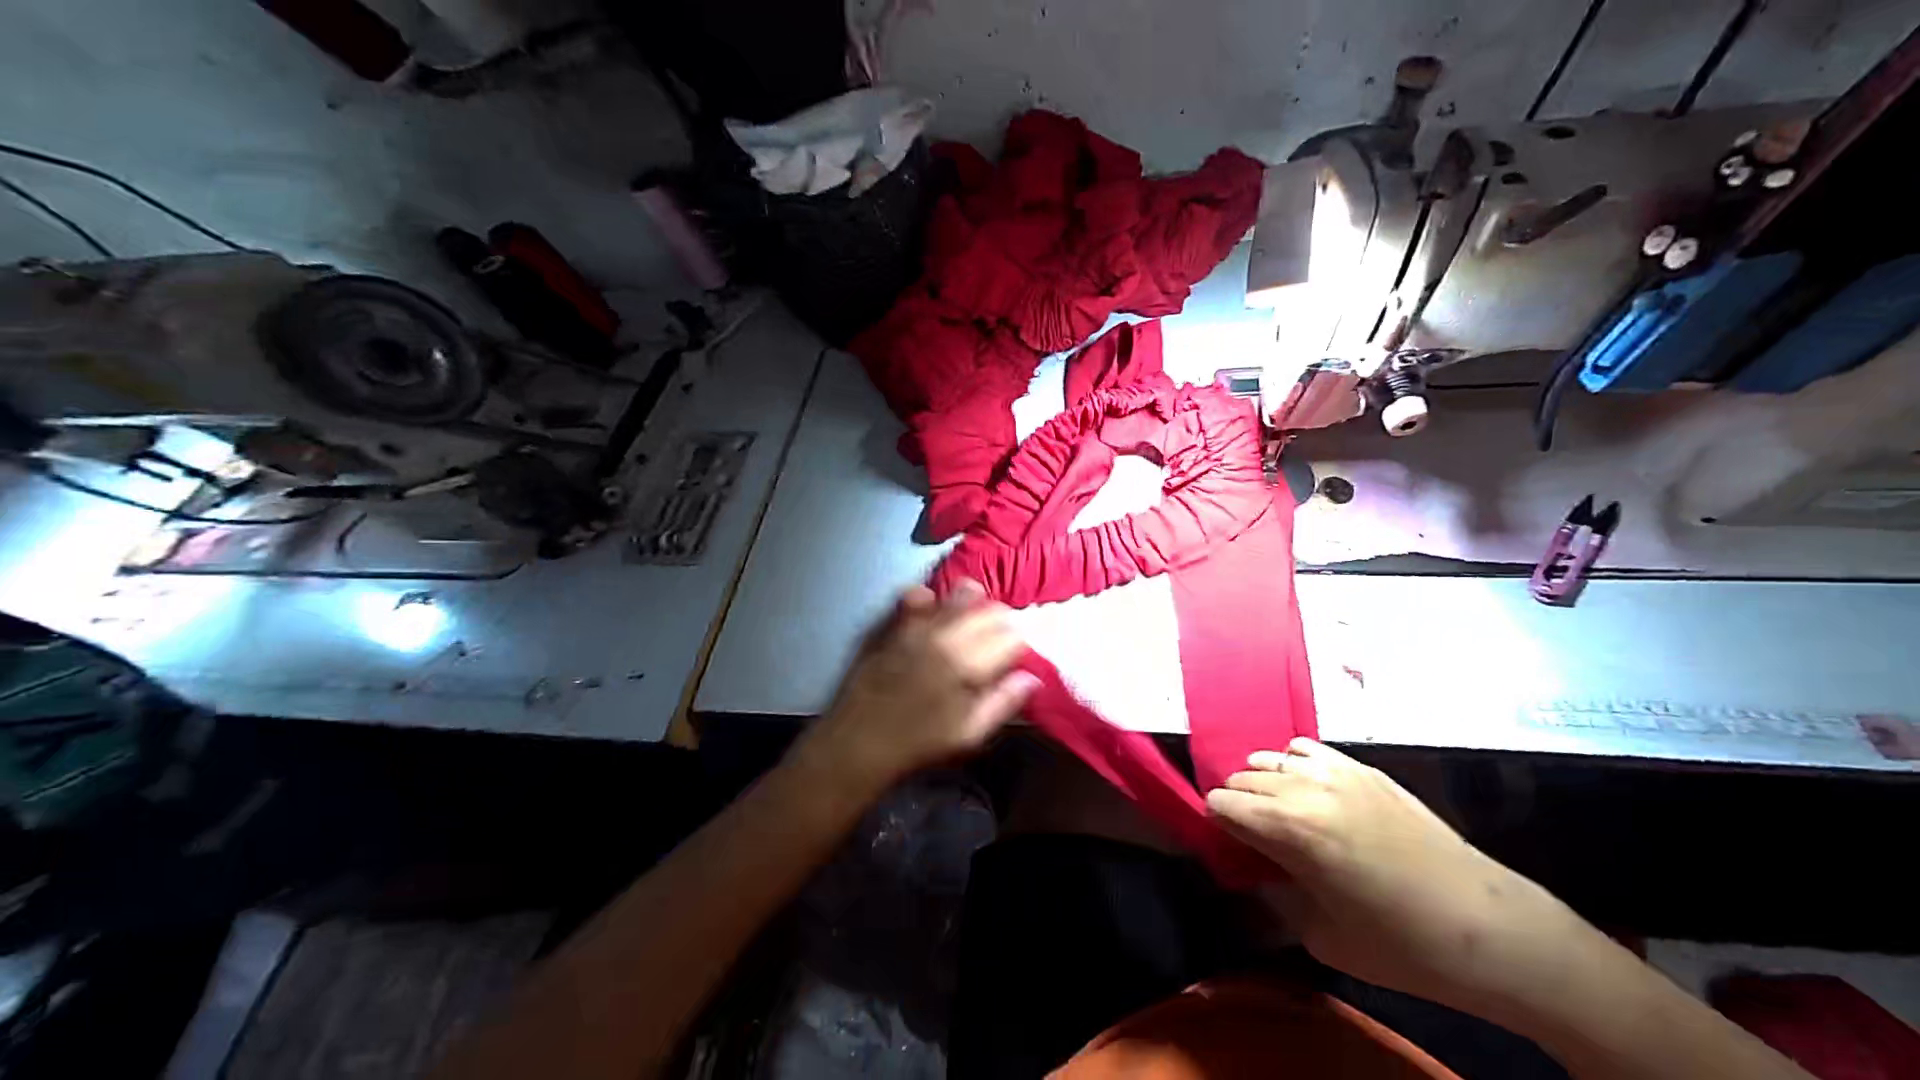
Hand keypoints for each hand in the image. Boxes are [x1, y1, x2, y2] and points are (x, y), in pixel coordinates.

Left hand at [798, 581, 1038, 789]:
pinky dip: (930, 597)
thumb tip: (1031, 678)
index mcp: (970, 666)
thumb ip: (1003, 702)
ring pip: (957, 598)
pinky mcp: (895, 626)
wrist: (859, 741)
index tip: (1017, 652)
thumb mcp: (969, 734)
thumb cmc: (919, 744)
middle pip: (988, 611)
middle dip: (1000, 619)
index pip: (1011, 637)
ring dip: (972, 602)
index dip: (1019, 642)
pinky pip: (916, 598)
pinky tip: (933, 601)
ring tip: (975, 612)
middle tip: (1000, 634)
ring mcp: (919, 628)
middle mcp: (947, 638)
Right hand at [1206, 739, 1585, 1016]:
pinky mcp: (1368, 770)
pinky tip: (1312, 792)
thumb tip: (1254, 867)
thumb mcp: (1320, 934)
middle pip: (1242, 777)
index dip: (1219, 827)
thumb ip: (1274, 890)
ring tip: (1283, 814)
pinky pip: (1309, 749)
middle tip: (1256, 839)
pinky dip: (1297, 766)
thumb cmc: (1401, 945)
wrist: (1492, 931)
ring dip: (1265, 783)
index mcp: (1290, 827)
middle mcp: (1307, 787)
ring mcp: (1340, 772)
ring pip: (1271, 757)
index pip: (1221, 803)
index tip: (1233, 851)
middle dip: (1239, 804)